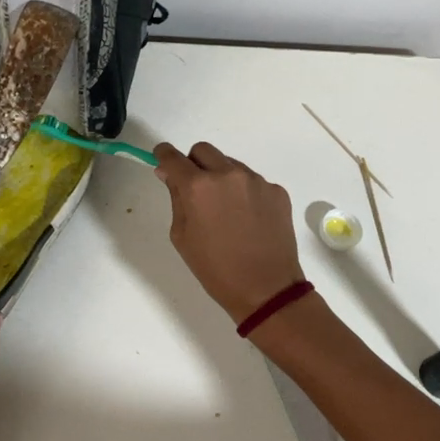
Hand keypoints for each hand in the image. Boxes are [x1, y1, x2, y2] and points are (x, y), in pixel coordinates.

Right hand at [153, 141, 304, 323]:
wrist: (266, 290)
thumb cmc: (215, 268)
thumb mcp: (182, 235)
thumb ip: (175, 198)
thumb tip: (169, 174)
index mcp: (198, 186)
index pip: (172, 156)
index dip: (163, 155)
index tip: (162, 160)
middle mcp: (227, 174)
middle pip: (203, 150)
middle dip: (193, 164)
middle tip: (195, 189)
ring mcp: (256, 180)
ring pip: (229, 164)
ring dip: (221, 177)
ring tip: (226, 210)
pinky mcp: (276, 191)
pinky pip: (252, 181)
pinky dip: (244, 192)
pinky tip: (247, 218)